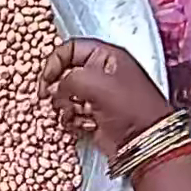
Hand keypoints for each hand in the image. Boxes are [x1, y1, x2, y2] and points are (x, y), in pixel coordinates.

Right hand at [41, 39, 172, 158]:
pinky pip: (70, 114)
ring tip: (77, 114)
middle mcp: (99, 73)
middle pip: (64, 74)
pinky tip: (86, 125)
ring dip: (66, 107)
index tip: (46, 80)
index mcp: (105, 57)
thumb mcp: (97, 84)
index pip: (71, 49)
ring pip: (65, 96)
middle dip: (58, 89)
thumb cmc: (128, 107)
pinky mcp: (92, 115)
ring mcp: (95, 95)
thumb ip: (69, 79)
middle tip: (55, 100)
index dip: (55, 62)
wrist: (143, 140)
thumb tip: (54, 89)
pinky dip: (73, 120)